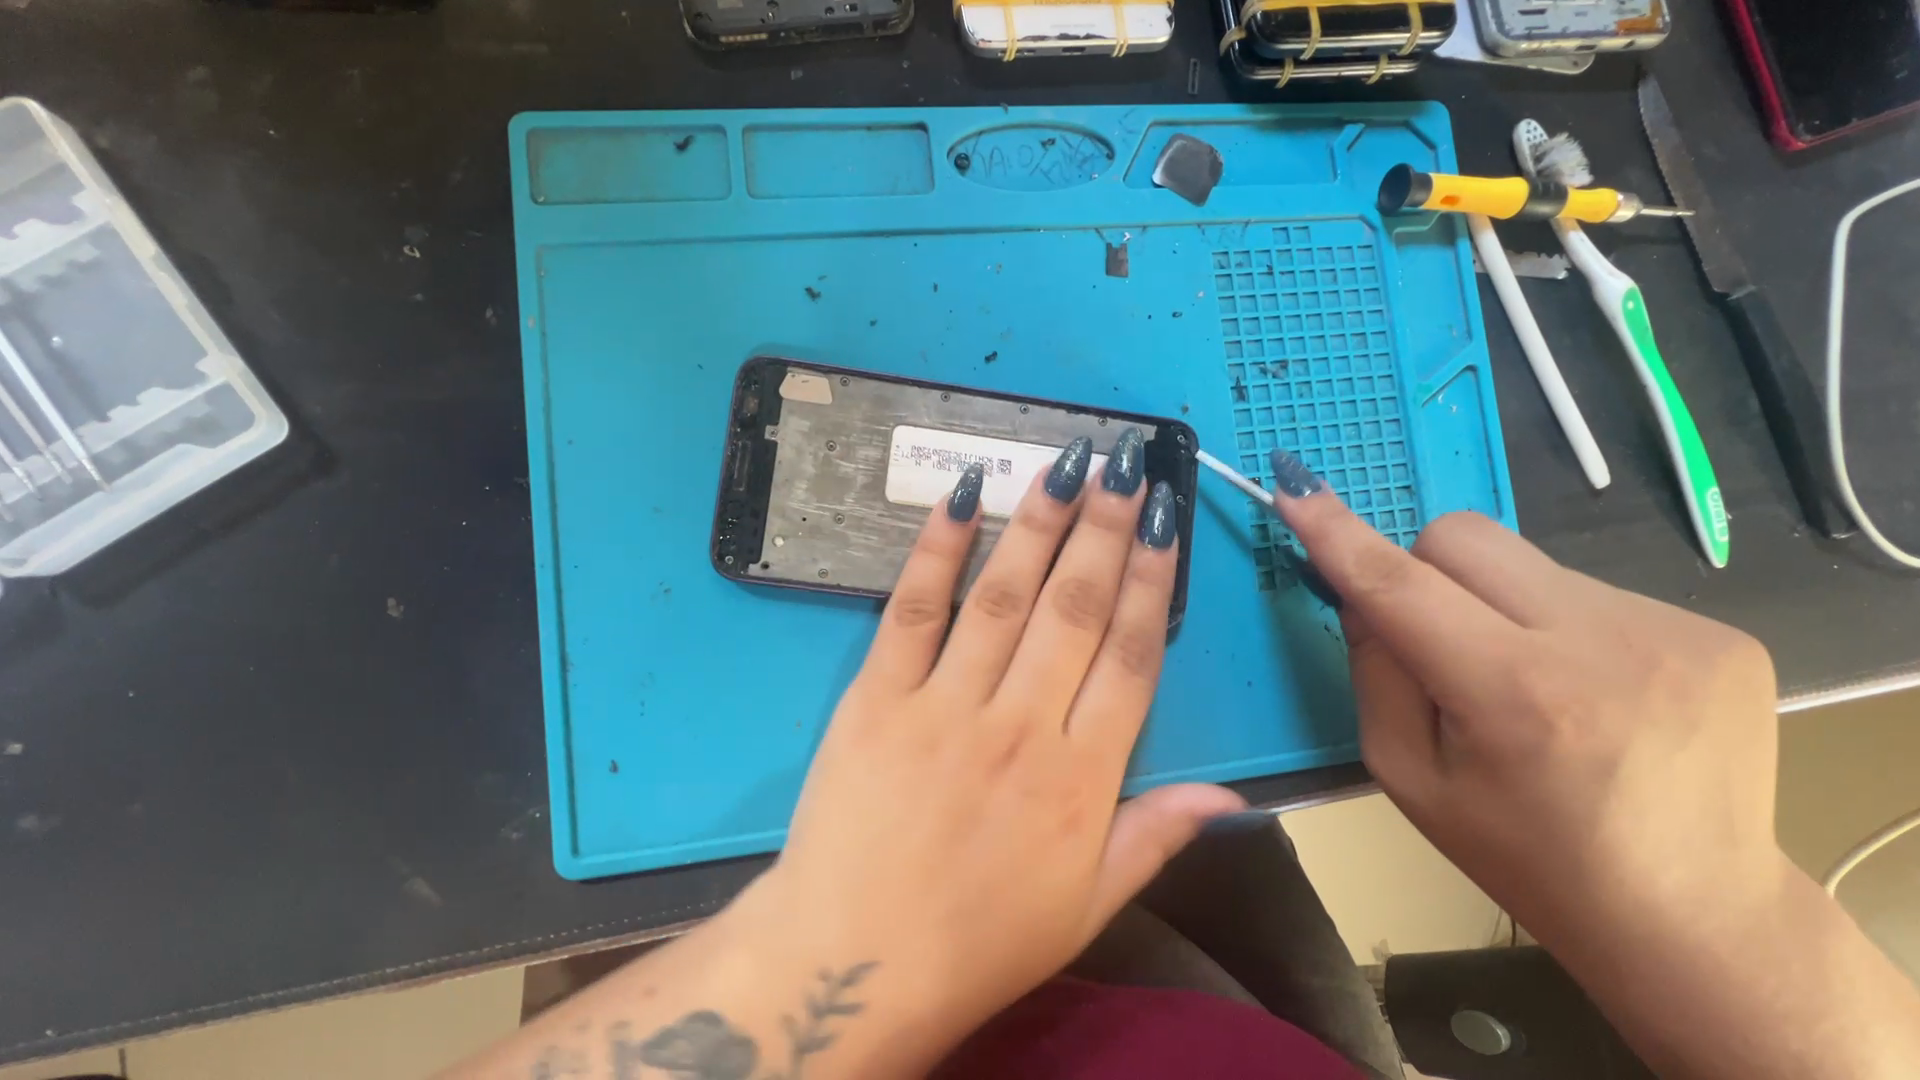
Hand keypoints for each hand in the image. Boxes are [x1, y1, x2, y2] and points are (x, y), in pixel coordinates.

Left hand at [731, 431, 1243, 1071]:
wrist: (854, 965)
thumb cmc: (978, 943)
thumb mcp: (1086, 910)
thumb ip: (1155, 839)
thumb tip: (1233, 796)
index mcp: (1083, 779)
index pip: (1132, 656)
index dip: (1154, 582)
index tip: (1167, 520)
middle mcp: (1023, 727)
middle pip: (1076, 609)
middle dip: (1106, 529)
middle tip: (1126, 465)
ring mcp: (945, 707)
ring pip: (1004, 596)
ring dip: (1038, 522)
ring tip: (1067, 463)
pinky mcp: (877, 699)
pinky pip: (913, 611)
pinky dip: (937, 550)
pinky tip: (963, 496)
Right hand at [1270, 457, 1782, 948]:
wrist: (1691, 912)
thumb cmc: (1522, 855)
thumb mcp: (1410, 778)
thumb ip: (1375, 674)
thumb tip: (1363, 593)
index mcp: (1517, 697)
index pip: (1401, 586)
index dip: (1339, 535)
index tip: (1297, 490)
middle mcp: (1602, 645)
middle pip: (1462, 536)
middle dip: (1422, 570)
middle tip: (1433, 638)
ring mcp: (1674, 630)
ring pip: (1526, 560)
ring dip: (1496, 601)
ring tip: (1528, 682)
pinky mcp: (1718, 631)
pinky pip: (1587, 588)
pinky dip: (1558, 623)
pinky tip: (1587, 689)